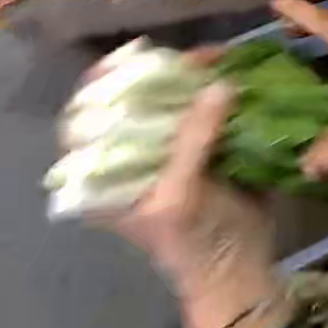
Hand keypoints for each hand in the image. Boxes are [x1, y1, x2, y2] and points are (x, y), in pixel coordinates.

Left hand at [74, 77, 274, 293]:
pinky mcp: (208, 149)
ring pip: (175, 102)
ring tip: (218, 58)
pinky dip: (220, 92)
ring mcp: (173, 150)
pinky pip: (209, 112)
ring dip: (195, 77)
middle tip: (193, 56)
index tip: (137, 55)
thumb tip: (220, 84)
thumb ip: (193, 141)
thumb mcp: (181, 197)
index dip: (105, 82)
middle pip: (137, 100)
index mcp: (108, 173)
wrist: (238, 272)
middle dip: (162, 72)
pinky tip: (234, 74)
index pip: (89, 116)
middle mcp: (136, 156)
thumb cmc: (194, 243)